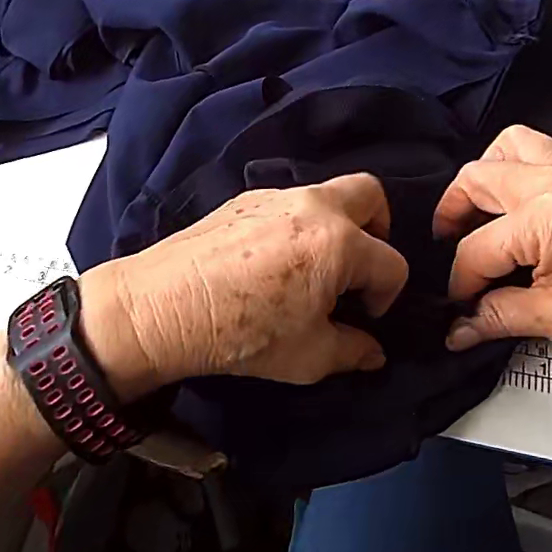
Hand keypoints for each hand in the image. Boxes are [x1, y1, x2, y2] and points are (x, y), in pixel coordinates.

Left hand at [79, 174, 408, 397]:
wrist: (161, 308)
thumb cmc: (242, 334)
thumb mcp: (308, 356)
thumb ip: (352, 351)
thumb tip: (373, 352)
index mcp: (338, 242)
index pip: (391, 263)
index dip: (386, 295)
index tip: (365, 316)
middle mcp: (310, 207)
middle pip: (369, 195)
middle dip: (378, 229)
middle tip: (359, 266)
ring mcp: (271, 198)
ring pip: (322, 195)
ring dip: (332, 225)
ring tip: (313, 268)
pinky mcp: (238, 201)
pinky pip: (282, 204)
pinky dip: (294, 224)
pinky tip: (272, 261)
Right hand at [432, 125, 551, 389]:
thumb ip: (497, 317)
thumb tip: (461, 328)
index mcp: (546, 219)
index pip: (475, 249)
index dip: (460, 281)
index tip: (462, 303)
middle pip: (476, 178)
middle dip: (452, 213)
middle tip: (450, 242)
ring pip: (512, 143)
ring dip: (488, 172)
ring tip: (483, 206)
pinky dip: (536, 159)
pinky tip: (533, 191)